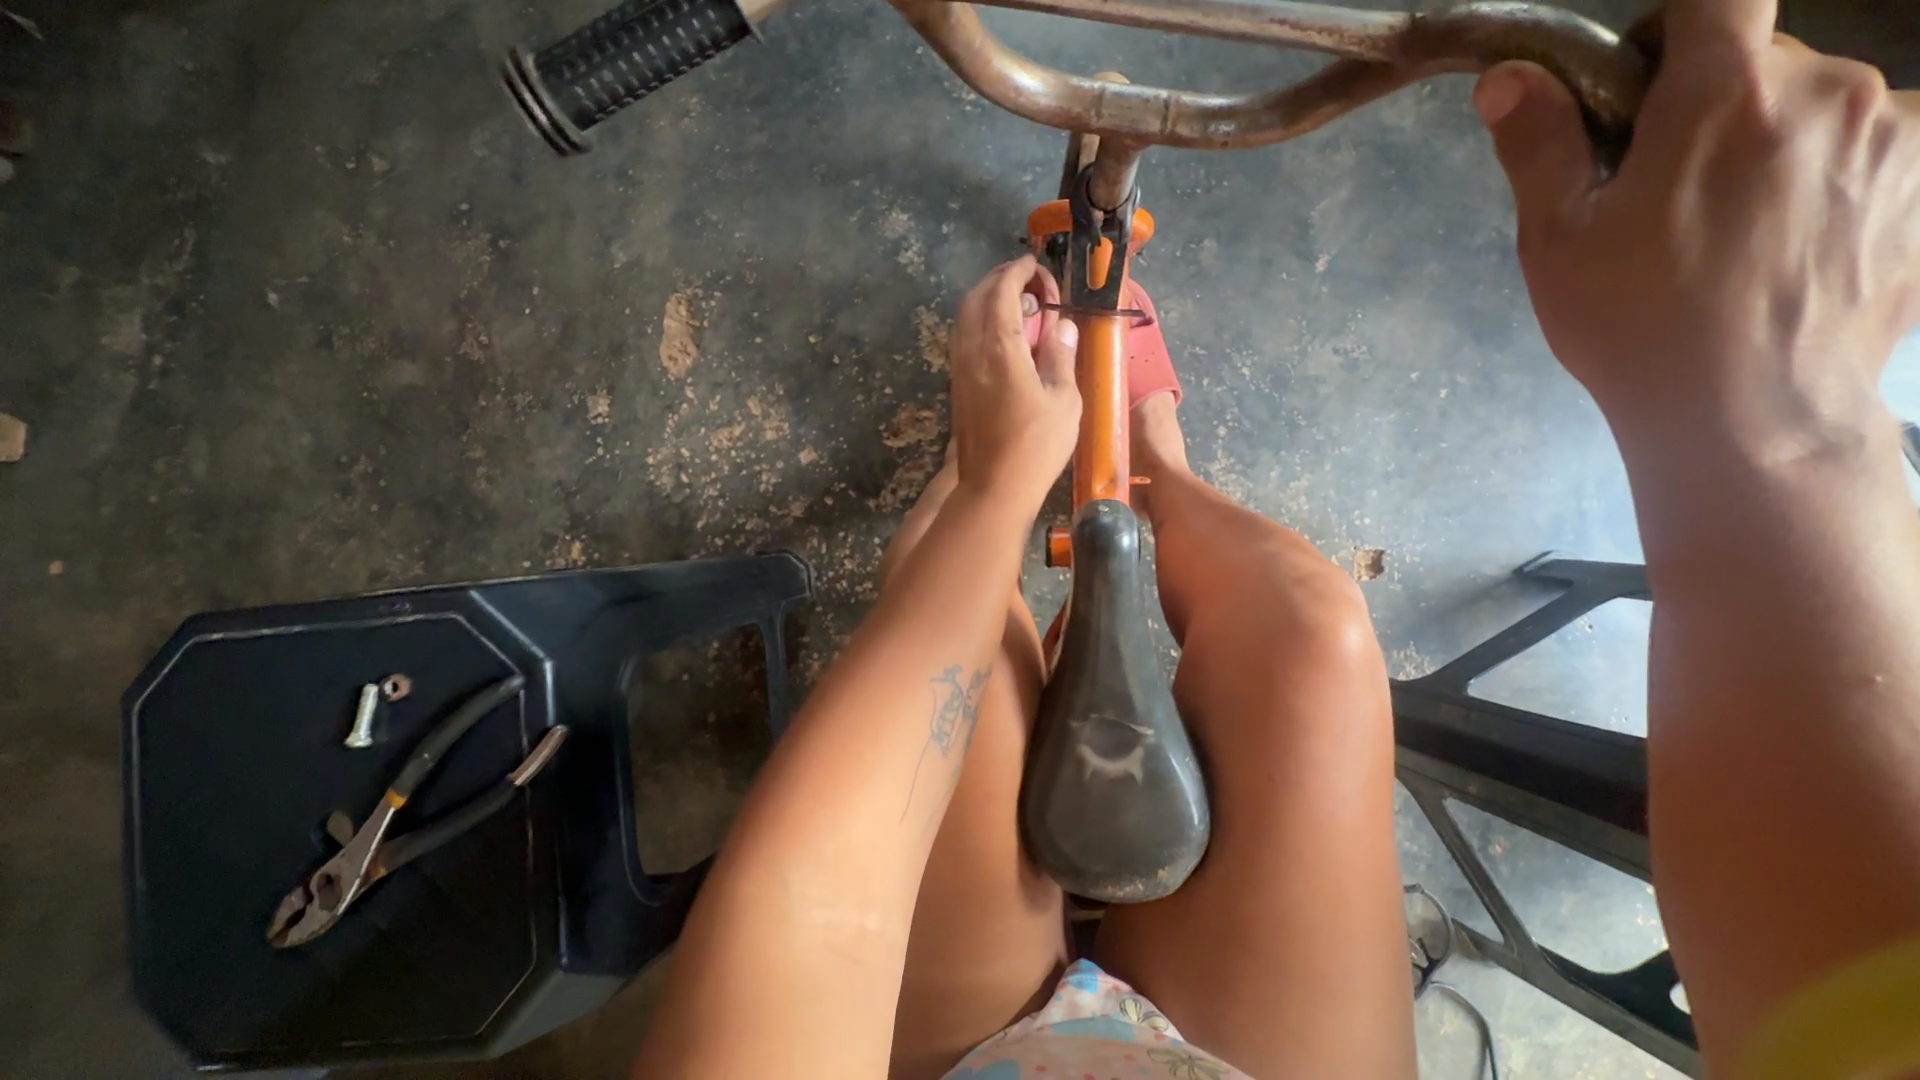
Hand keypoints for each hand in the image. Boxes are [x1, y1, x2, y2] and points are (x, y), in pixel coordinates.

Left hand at [948, 257, 1081, 507]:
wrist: (993, 487)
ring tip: (1017, 305)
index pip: (1002, 291)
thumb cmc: (1036, 445)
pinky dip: (981, 324)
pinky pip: (963, 339)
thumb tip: (1062, 326)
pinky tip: (1002, 337)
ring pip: (965, 318)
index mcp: (999, 347)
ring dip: (987, 301)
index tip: (1035, 265)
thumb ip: (1060, 355)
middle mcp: (971, 351)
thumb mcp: (1064, 399)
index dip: (1018, 271)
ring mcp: (959, 369)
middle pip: (976, 298)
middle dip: (999, 280)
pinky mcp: (956, 387)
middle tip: (1027, 280)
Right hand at [1474, 0, 1919, 458]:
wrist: (1749, 414)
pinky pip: (1868, 152)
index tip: (1638, 92)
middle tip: (1661, 194)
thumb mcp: (1556, 242)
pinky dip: (1821, 181)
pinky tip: (1783, 253)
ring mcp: (1898, 138)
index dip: (1668, 29)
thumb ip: (1540, 145)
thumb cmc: (1631, 324)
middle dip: (1711, 105)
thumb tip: (1508, 75)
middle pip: (1765, 61)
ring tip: (1727, 235)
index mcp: (1728, 97)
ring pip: (1819, 107)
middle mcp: (1833, 91)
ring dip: (1770, 144)